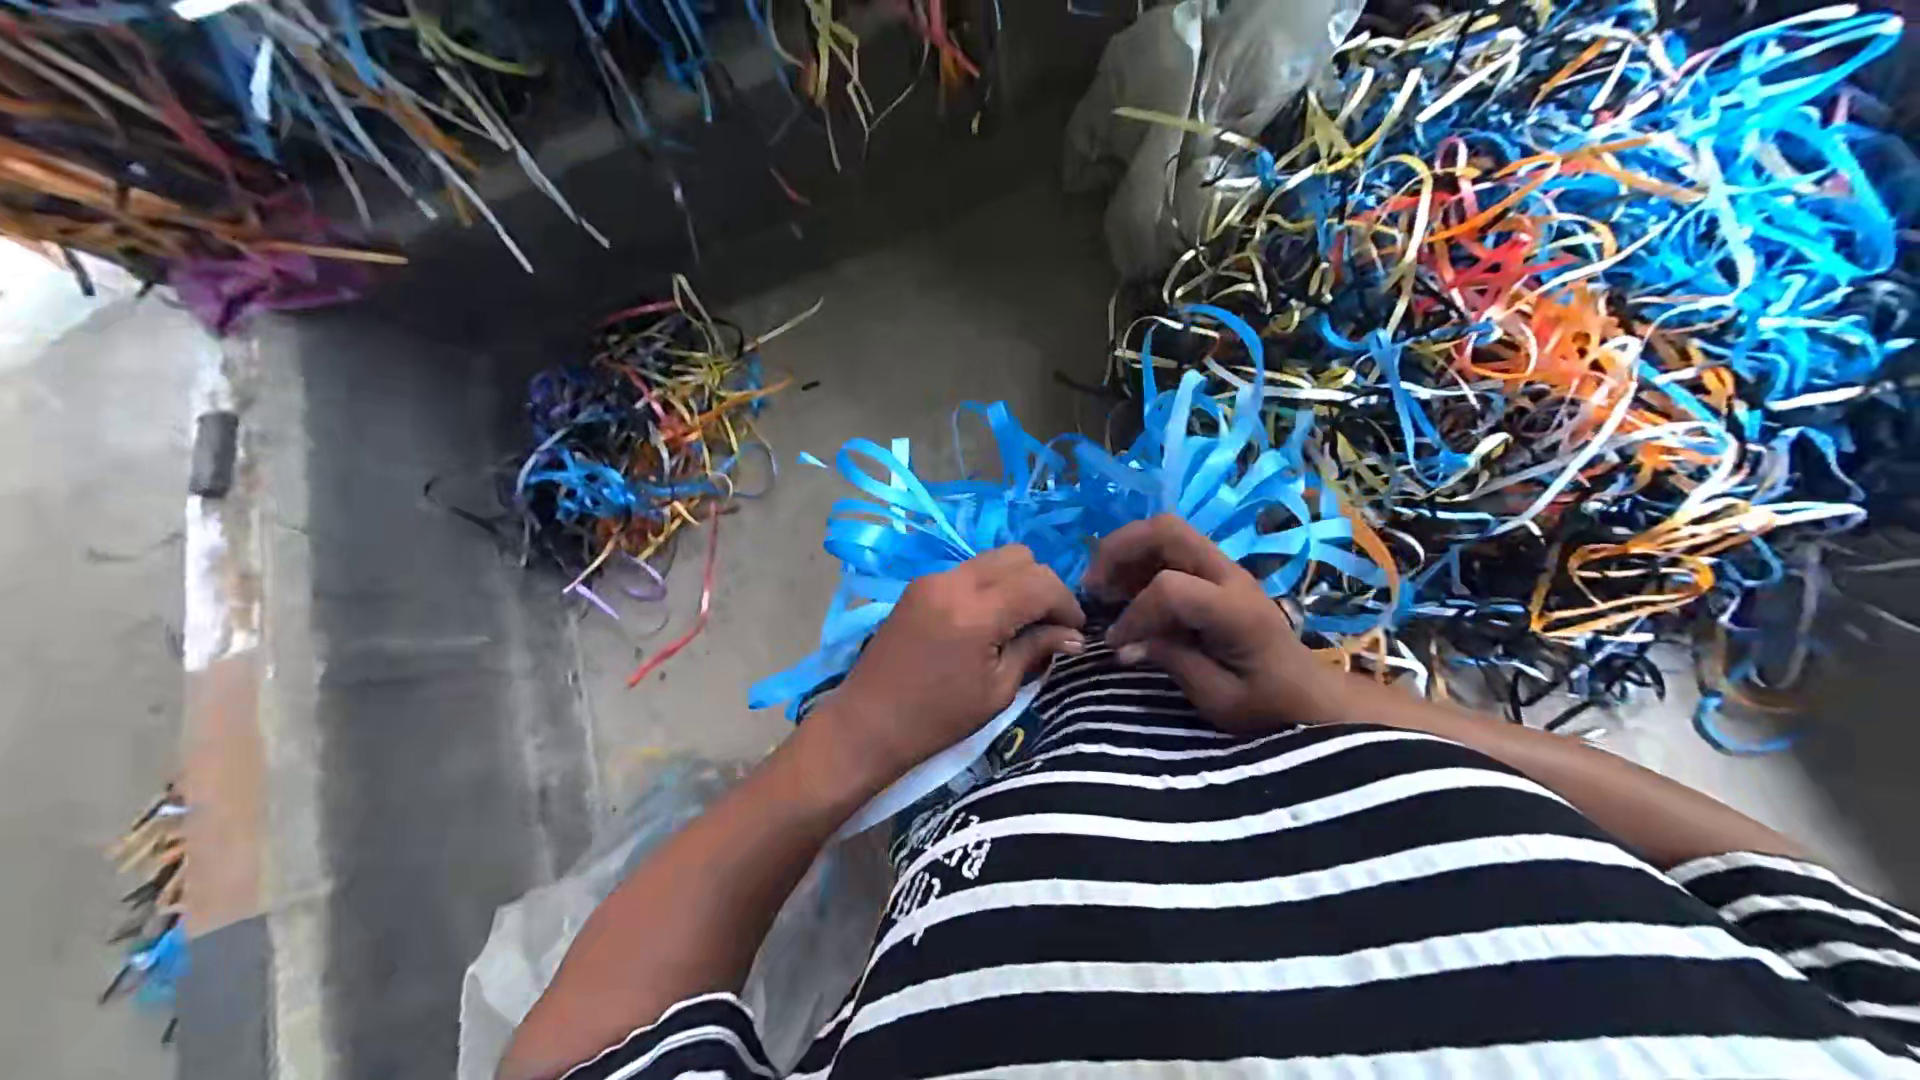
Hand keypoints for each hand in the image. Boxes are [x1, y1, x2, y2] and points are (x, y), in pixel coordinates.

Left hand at [813, 545, 1086, 788]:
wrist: (868, 723)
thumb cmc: (937, 718)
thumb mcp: (997, 690)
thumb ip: (1036, 650)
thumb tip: (1073, 635)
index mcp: (977, 612)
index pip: (1040, 582)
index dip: (1066, 603)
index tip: (1074, 630)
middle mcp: (954, 582)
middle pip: (1019, 556)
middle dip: (1043, 585)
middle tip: (1049, 623)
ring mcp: (932, 578)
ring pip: (993, 558)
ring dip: (1016, 581)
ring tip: (1020, 621)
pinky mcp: (919, 585)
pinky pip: (968, 570)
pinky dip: (989, 585)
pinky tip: (989, 619)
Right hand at [1085, 515, 1347, 734]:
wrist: (1309, 695)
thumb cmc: (1268, 704)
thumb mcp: (1219, 699)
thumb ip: (1172, 662)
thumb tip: (1123, 644)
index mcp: (1236, 612)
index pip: (1170, 587)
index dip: (1134, 613)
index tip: (1116, 644)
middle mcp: (1230, 576)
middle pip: (1166, 531)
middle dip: (1119, 550)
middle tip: (1093, 586)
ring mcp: (1223, 569)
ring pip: (1165, 531)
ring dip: (1125, 551)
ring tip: (1102, 588)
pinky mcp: (1214, 573)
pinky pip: (1169, 548)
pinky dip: (1137, 560)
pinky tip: (1122, 591)